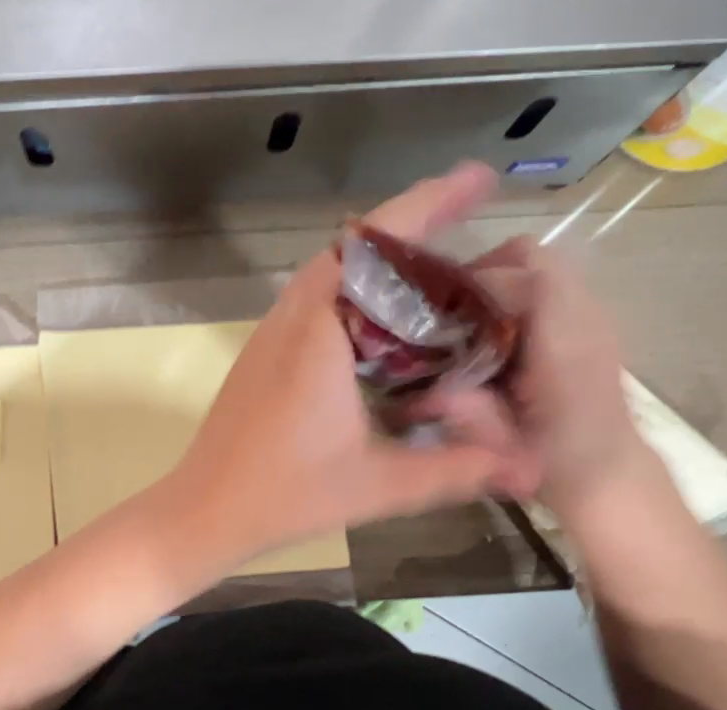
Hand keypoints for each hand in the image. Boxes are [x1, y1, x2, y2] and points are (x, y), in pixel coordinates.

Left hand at [165, 164, 533, 561]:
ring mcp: (271, 333)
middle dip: (413, 224)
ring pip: (331, 270)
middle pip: (354, 246)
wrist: (202, 513)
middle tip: (469, 217)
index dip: (429, 205)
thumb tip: (524, 468)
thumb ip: (453, 470)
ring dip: (381, 257)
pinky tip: (385, 318)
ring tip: (436, 262)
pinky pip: (316, 298)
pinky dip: (357, 289)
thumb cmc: (282, 497)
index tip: (478, 179)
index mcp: (319, 332)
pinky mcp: (263, 353)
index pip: (377, 247)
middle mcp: (291, 317)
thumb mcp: (376, 486)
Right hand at [441, 237, 644, 515]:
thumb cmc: (552, 465)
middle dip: (482, 273)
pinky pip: (545, 287)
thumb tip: (420, 394)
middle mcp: (584, 317)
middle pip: (530, 256)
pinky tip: (491, 338)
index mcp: (565, 344)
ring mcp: (591, 316)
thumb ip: (466, 412)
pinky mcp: (588, 324)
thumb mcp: (501, 447)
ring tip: (464, 324)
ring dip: (496, 285)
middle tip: (447, 310)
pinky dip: (513, 297)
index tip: (433, 311)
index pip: (520, 276)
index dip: (470, 283)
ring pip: (537, 267)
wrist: (608, 474)